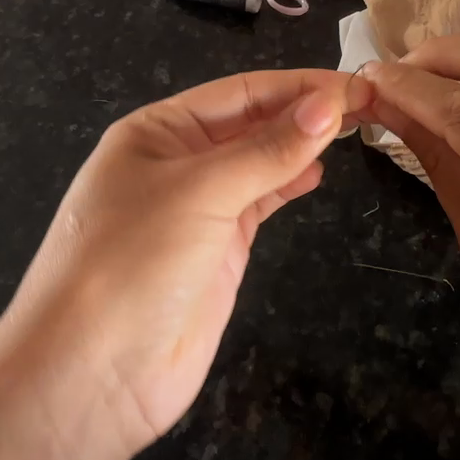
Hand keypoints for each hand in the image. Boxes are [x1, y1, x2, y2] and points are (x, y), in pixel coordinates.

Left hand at [0, 69, 366, 459]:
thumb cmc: (133, 260)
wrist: (91, 375)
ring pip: (259, 162)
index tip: (355, 84)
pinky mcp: (217, 251)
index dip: (298, 86)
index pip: (240, 92)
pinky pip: (259, 203)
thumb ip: (267, 150)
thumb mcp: (200, 192)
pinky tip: (317, 172)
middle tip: (369, 104)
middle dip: (305, 112)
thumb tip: (329, 104)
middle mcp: (177, 161)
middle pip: (251, 123)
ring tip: (356, 130)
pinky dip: (288, 184)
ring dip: (302, 145)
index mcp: (158, 130)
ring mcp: (198, 208)